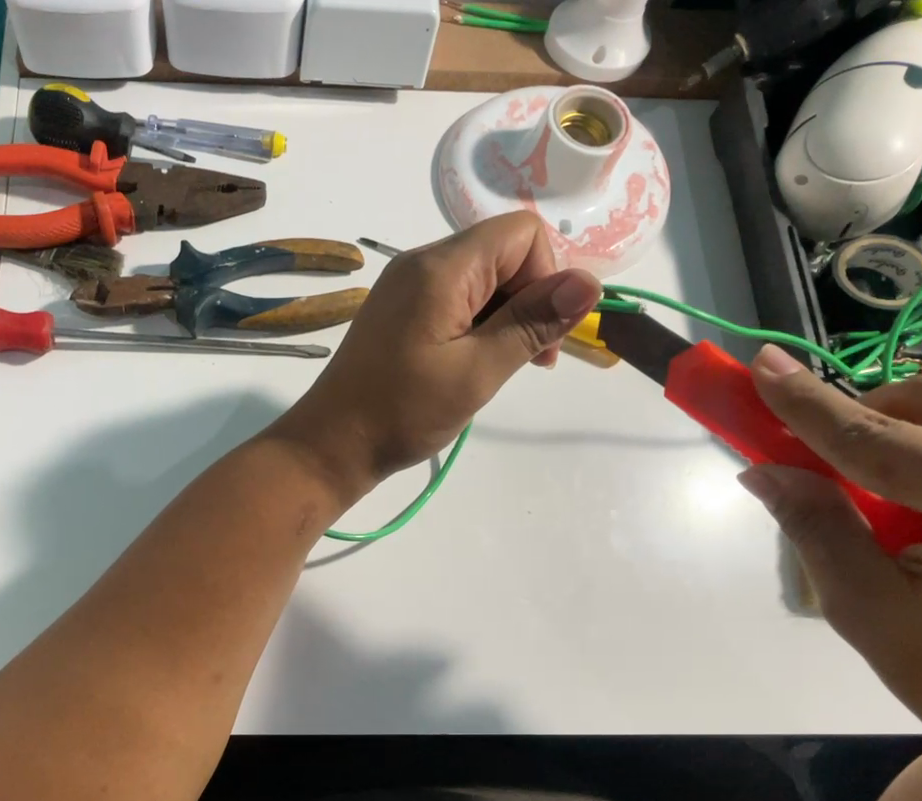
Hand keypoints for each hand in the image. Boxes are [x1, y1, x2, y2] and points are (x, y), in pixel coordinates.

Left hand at [268, 212, 600, 497]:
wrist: (330, 446)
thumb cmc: (401, 413)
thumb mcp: (477, 372)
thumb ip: (533, 324)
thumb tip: (590, 283)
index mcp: (440, 268)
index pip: (521, 234)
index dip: (546, 275)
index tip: (543, 333)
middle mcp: (421, 264)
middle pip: (502, 253)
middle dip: (530, 299)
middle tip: (531, 360)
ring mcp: (407, 287)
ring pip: (483, 279)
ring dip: (506, 317)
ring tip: (499, 368)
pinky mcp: (400, 311)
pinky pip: (456, 299)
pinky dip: (478, 325)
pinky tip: (474, 364)